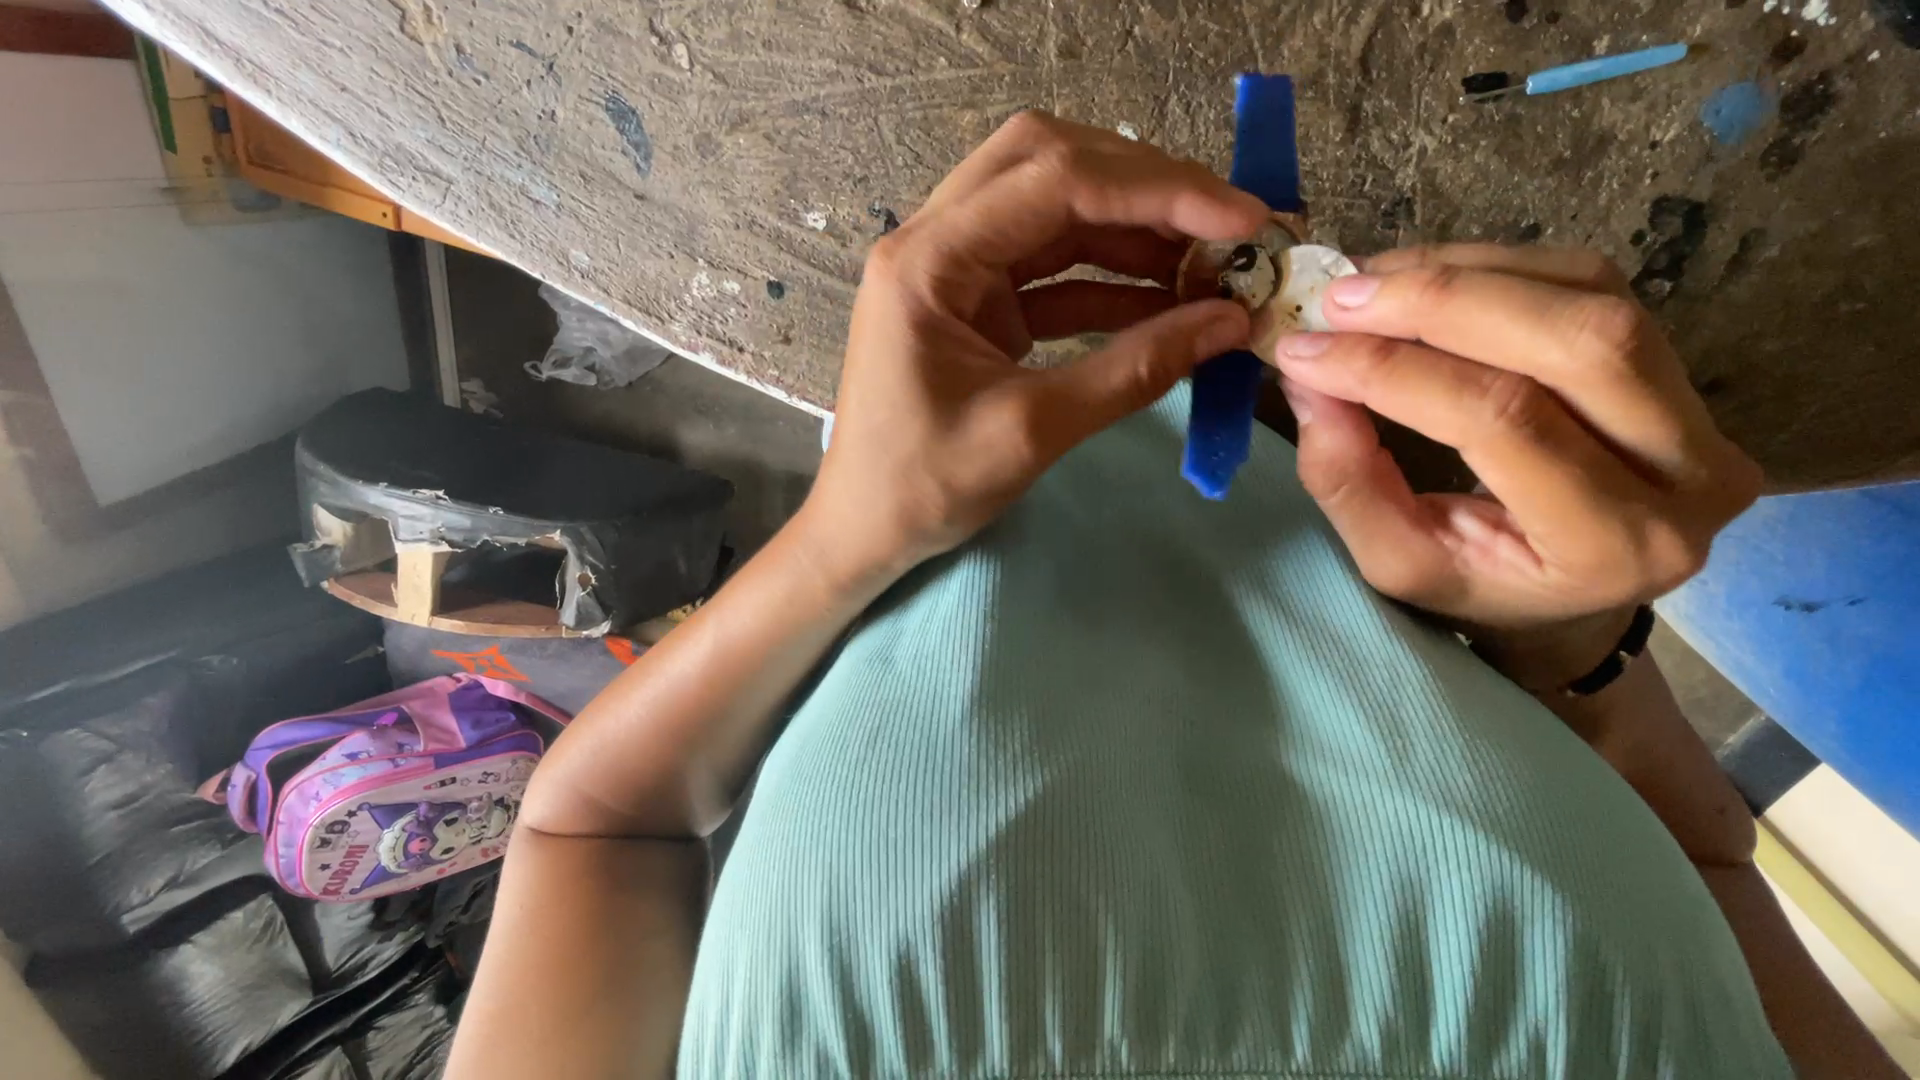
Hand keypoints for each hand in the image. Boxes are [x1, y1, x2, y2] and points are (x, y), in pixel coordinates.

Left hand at [797, 111, 1263, 579]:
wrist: (864, 530)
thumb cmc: (923, 488)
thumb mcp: (1032, 432)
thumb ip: (1134, 370)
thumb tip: (1230, 322)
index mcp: (928, 261)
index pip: (1055, 180)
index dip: (1160, 191)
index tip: (1243, 222)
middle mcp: (935, 242)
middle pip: (1051, 165)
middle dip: (1148, 189)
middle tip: (1229, 227)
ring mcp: (954, 270)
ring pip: (1057, 213)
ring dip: (1137, 234)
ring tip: (1214, 268)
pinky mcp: (975, 303)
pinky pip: (1052, 270)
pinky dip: (1111, 281)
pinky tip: (1170, 301)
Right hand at [1267, 245, 1762, 688]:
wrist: (1565, 596)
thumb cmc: (1475, 588)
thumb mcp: (1395, 563)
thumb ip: (1349, 483)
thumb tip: (1308, 383)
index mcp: (1612, 542)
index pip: (1499, 420)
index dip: (1390, 372)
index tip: (1303, 351)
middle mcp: (1688, 471)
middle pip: (1575, 340)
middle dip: (1440, 303)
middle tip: (1339, 298)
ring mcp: (1700, 409)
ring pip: (1590, 297)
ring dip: (1463, 273)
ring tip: (1367, 281)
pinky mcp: (1679, 364)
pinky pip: (1591, 284)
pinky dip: (1492, 267)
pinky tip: (1419, 278)